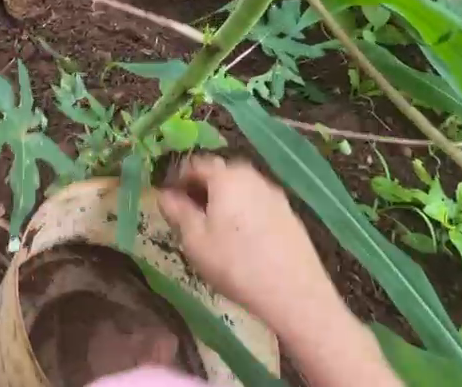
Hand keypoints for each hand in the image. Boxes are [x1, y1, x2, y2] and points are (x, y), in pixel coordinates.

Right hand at [157, 155, 341, 333]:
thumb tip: (164, 194)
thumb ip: (177, 211)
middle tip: (190, 211)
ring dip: (225, 199)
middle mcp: (251, 176)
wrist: (297, 297)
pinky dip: (246, 212)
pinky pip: (258, 204)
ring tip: (215, 226)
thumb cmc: (237, 265)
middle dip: (202, 187)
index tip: (168, 197)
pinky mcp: (291, 215)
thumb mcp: (195, 240)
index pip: (194, 164)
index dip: (177, 177)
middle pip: (220, 173)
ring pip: (241, 188)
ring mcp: (275, 194)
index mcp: (225, 176)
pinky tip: (244, 238)